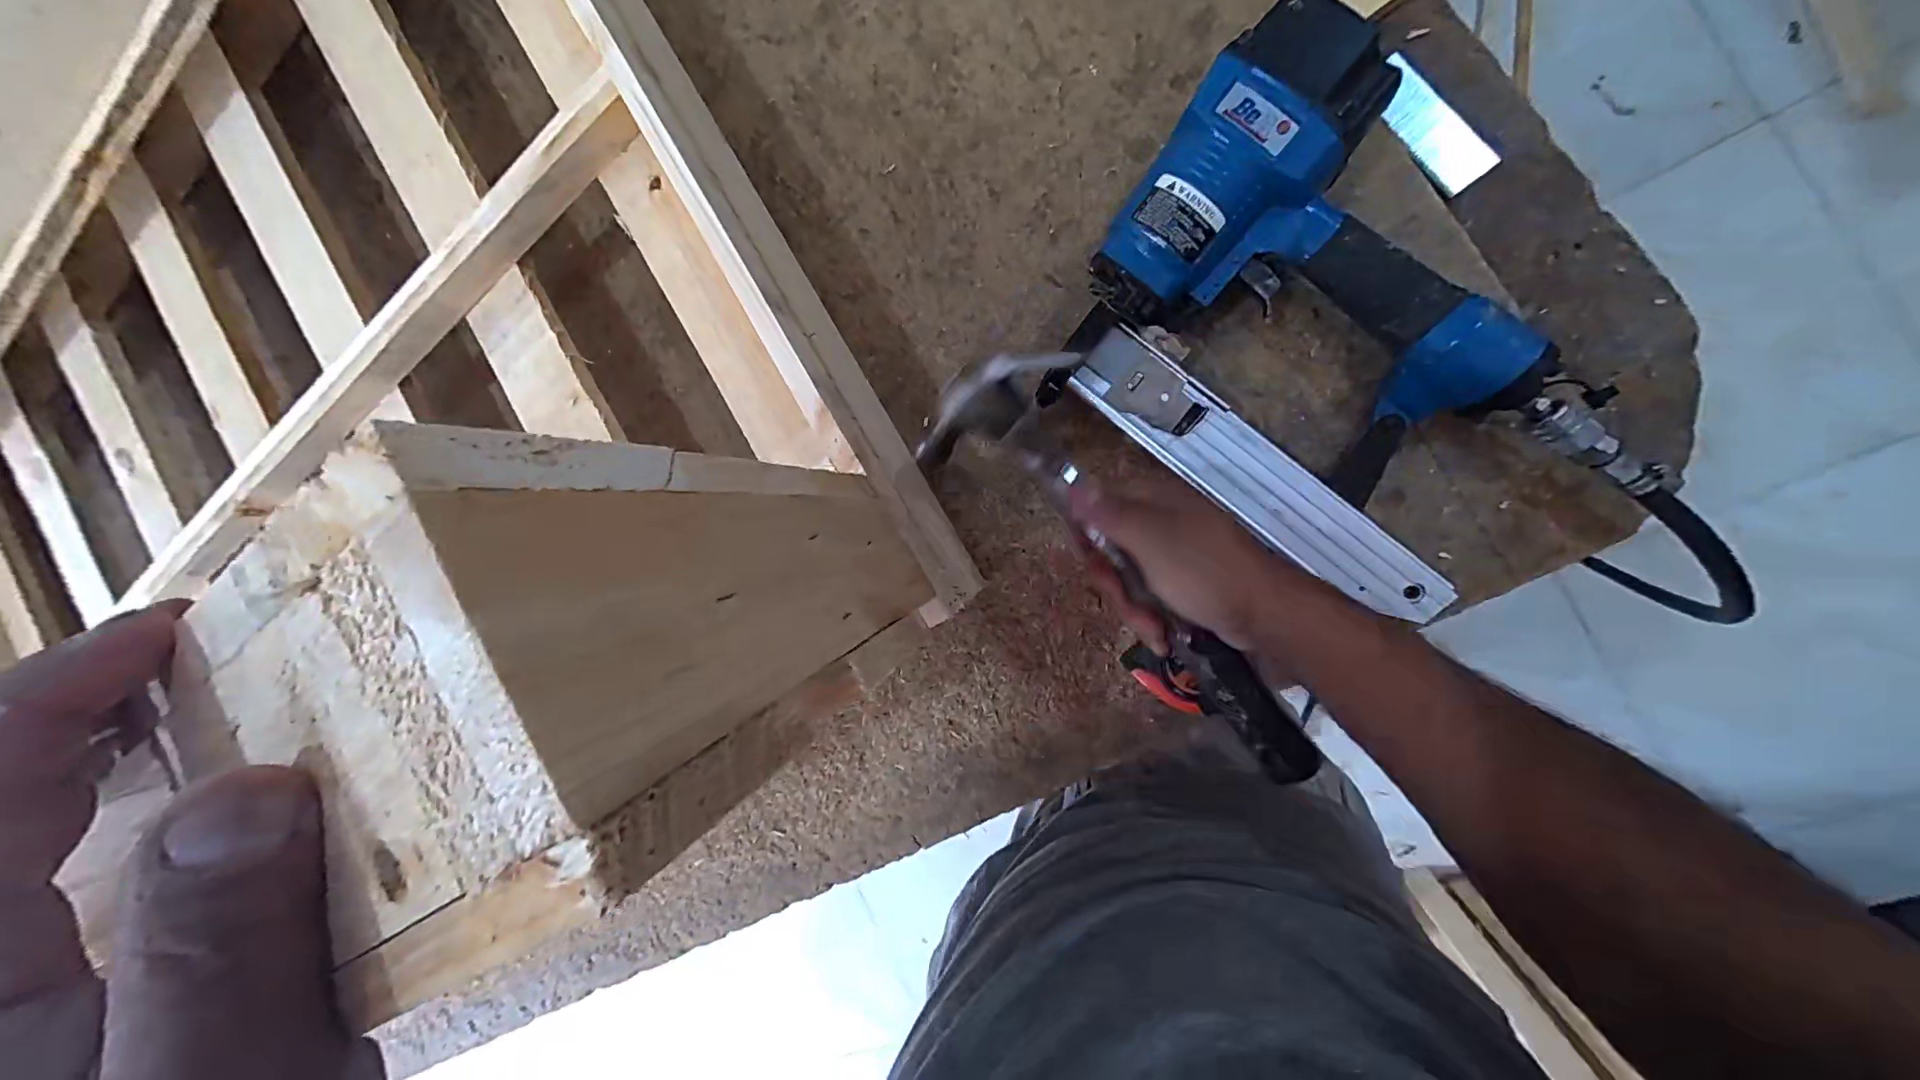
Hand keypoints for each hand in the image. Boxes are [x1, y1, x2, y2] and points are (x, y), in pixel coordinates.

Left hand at [0, 604, 380, 1079]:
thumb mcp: (237, 1074)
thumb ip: (223, 950)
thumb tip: (255, 789)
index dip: (51, 696)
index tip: (168, 630)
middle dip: (74, 714)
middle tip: (199, 651)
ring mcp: (23, 997)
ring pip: (26, 843)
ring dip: (104, 755)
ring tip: (205, 700)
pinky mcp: (78, 1005)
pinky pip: (81, 881)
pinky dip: (137, 816)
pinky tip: (210, 800)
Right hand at [1067, 468, 1311, 652]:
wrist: (1263, 615)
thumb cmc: (1203, 572)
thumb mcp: (1148, 539)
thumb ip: (1107, 513)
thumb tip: (1074, 486)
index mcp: (1151, 501)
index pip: (1096, 508)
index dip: (1086, 536)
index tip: (1092, 562)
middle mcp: (1159, 524)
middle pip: (1108, 552)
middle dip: (1115, 585)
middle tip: (1128, 600)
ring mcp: (1172, 557)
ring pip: (1127, 582)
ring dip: (1134, 610)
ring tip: (1154, 627)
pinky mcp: (1184, 586)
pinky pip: (1150, 599)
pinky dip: (1152, 619)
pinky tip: (1164, 633)